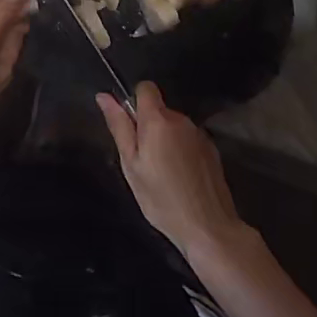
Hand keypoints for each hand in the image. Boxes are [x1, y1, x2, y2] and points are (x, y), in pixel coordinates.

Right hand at [97, 82, 245, 256]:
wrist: (209, 228)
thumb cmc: (161, 199)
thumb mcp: (131, 165)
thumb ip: (119, 127)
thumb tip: (104, 96)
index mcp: (158, 120)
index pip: (145, 87)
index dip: (134, 102)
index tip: (131, 128)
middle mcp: (181, 119)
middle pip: (159, 110)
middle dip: (149, 127)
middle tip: (143, 160)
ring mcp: (199, 134)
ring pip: (174, 126)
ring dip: (166, 139)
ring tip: (163, 174)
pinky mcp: (212, 150)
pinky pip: (188, 139)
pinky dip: (182, 151)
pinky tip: (182, 178)